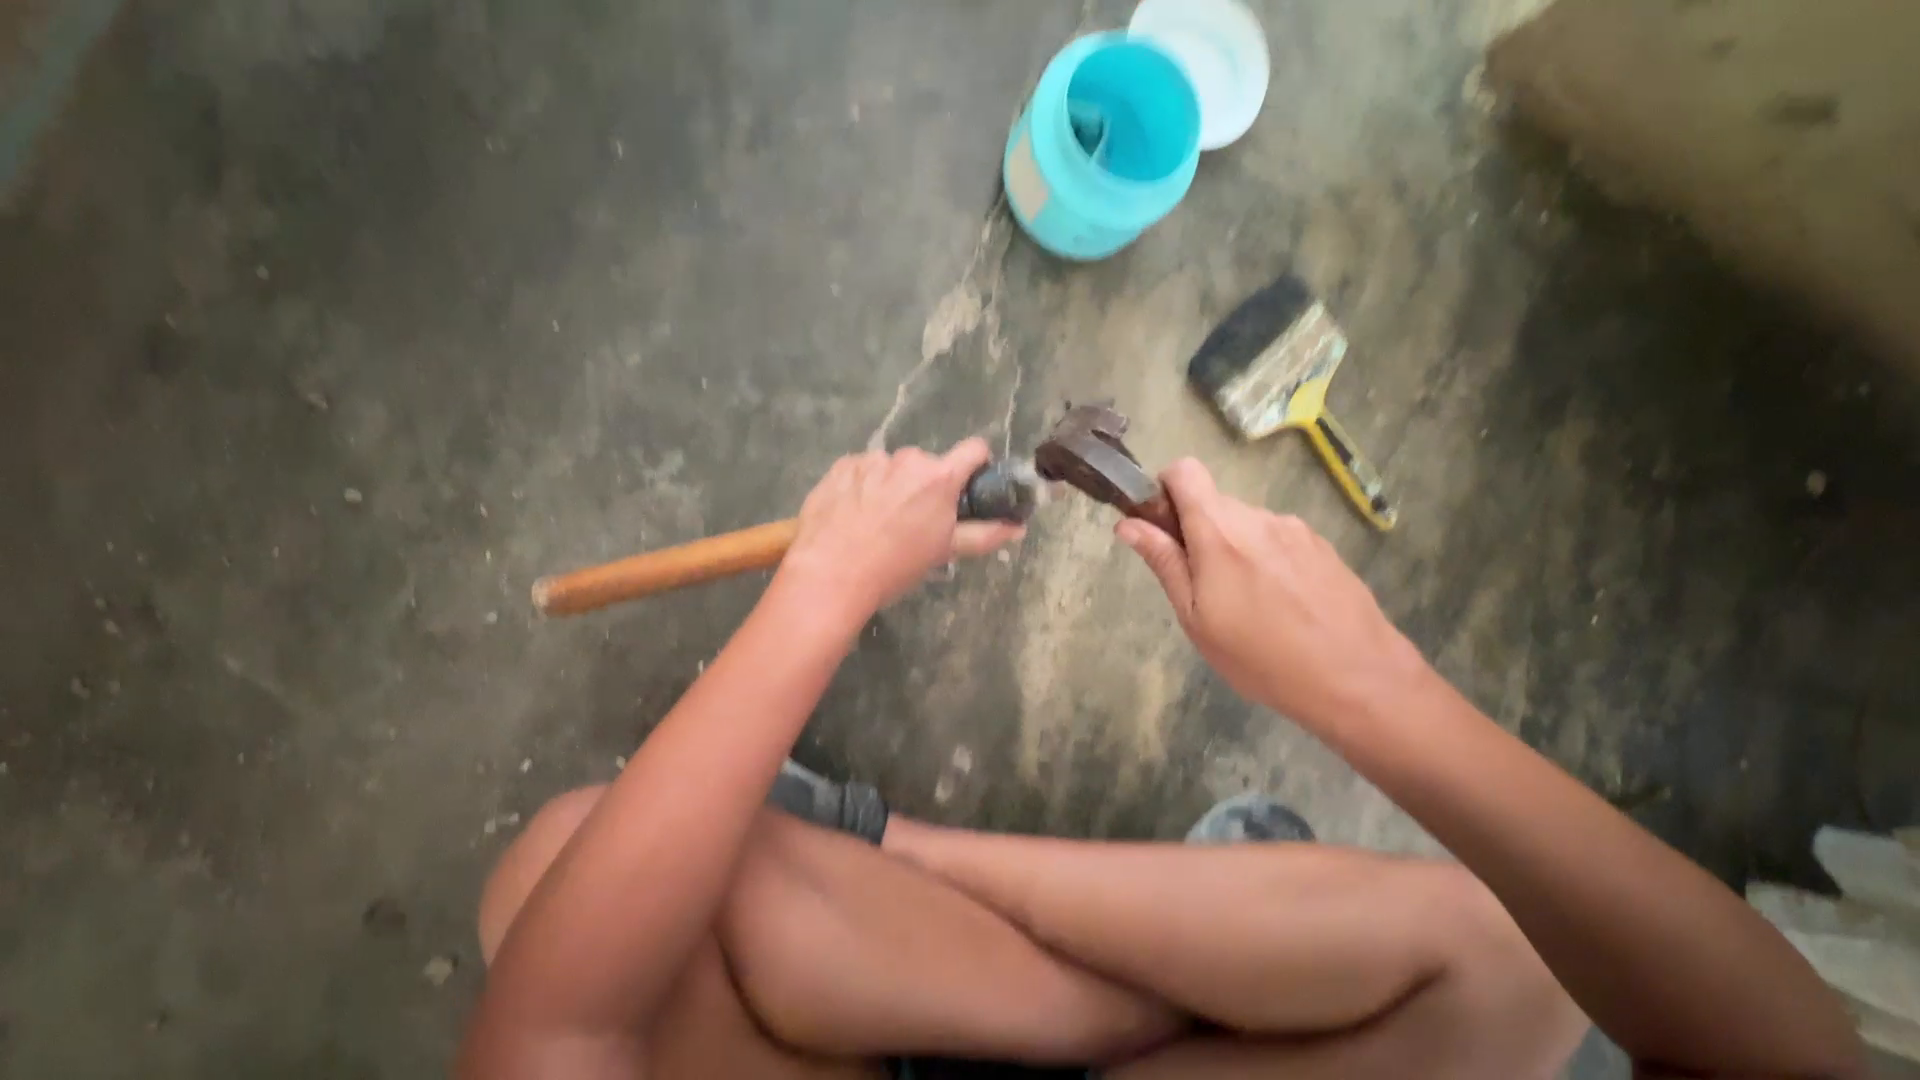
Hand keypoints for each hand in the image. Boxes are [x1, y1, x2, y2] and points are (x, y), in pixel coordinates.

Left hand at [780, 438, 1023, 619]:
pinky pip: (861, 469)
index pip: (974, 449)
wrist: (830, 574)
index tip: (967, 487)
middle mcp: (907, 459)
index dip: (976, 465)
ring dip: (890, 485)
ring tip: (874, 521)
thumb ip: (985, 535)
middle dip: (924, 486)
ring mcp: (870, 460)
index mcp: (939, 477)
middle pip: (927, 464)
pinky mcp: (840, 466)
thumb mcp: (944, 552)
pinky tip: (851, 514)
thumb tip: (1018, 527)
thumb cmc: (895, 566)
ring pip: (891, 468)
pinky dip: (861, 486)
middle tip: (912, 521)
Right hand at [1115, 459, 1426, 727]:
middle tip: (1206, 590)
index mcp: (1219, 531)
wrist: (1356, 677)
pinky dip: (1268, 562)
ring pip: (1248, 526)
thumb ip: (1164, 563)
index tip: (1164, 530)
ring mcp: (1296, 530)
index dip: (1166, 490)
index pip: (1185, 471)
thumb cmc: (1260, 657)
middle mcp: (1258, 517)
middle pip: (1215, 504)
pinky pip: (1279, 541)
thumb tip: (1128, 524)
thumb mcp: (1196, 619)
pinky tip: (1283, 606)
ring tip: (1249, 607)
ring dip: (1236, 551)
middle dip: (1200, 535)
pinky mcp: (1323, 546)